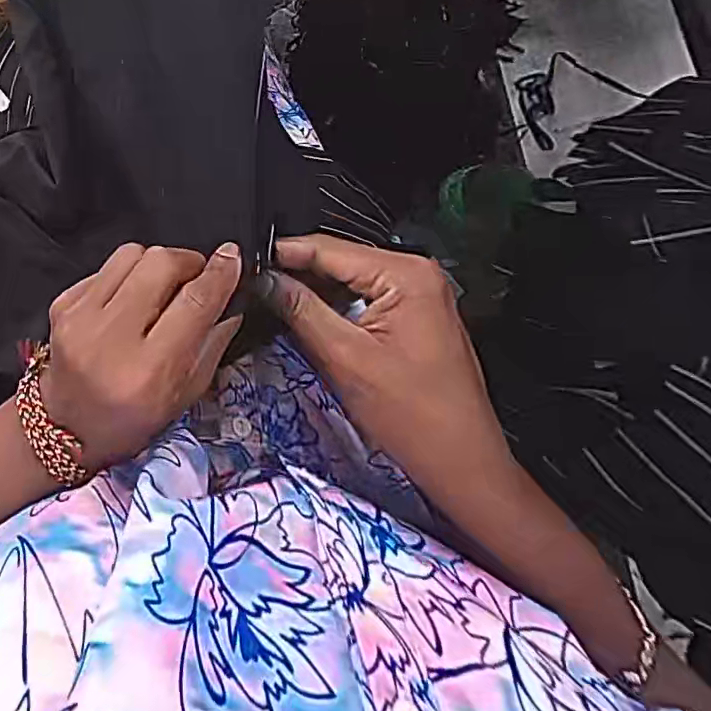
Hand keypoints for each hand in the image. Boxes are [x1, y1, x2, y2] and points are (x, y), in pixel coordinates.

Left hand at [41, 242, 244, 469]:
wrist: (66, 427)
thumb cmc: (132, 417)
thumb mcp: (186, 393)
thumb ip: (213, 341)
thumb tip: (231, 293)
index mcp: (149, 371)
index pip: (193, 302)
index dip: (219, 273)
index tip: (231, 256)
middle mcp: (111, 340)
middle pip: (161, 264)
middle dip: (188, 262)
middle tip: (194, 277)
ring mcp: (80, 319)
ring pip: (132, 254)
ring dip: (155, 265)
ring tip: (159, 288)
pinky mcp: (62, 305)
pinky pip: (106, 266)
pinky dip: (126, 276)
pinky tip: (128, 301)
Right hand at [263, 234, 516, 500]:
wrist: (463, 462)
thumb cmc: (414, 416)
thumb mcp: (345, 358)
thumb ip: (300, 310)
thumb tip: (266, 280)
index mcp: (406, 273)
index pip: (329, 248)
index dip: (283, 253)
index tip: (247, 260)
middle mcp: (417, 272)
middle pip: (340, 259)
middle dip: (297, 272)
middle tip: (255, 284)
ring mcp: (419, 291)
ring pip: (350, 278)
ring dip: (314, 289)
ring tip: (273, 298)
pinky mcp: (416, 311)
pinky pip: (365, 295)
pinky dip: (336, 304)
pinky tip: (308, 315)